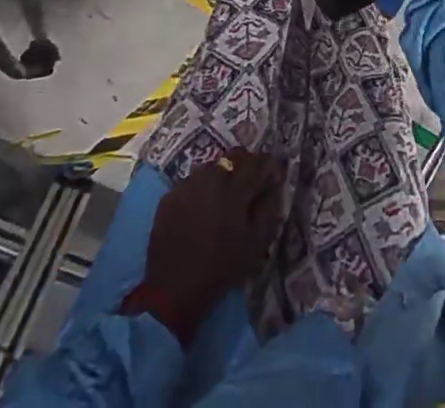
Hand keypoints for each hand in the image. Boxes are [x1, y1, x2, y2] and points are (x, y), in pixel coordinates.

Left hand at [120, 149, 284, 341]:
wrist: (174, 287)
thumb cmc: (222, 268)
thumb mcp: (256, 244)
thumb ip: (268, 210)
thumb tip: (273, 188)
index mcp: (234, 190)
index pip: (256, 162)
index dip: (269, 165)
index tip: (275, 176)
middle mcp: (209, 179)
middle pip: (232, 157)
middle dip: (247, 164)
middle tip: (252, 183)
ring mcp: (186, 184)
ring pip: (211, 167)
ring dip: (223, 175)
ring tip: (226, 195)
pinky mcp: (170, 195)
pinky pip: (191, 182)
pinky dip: (202, 188)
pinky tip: (203, 207)